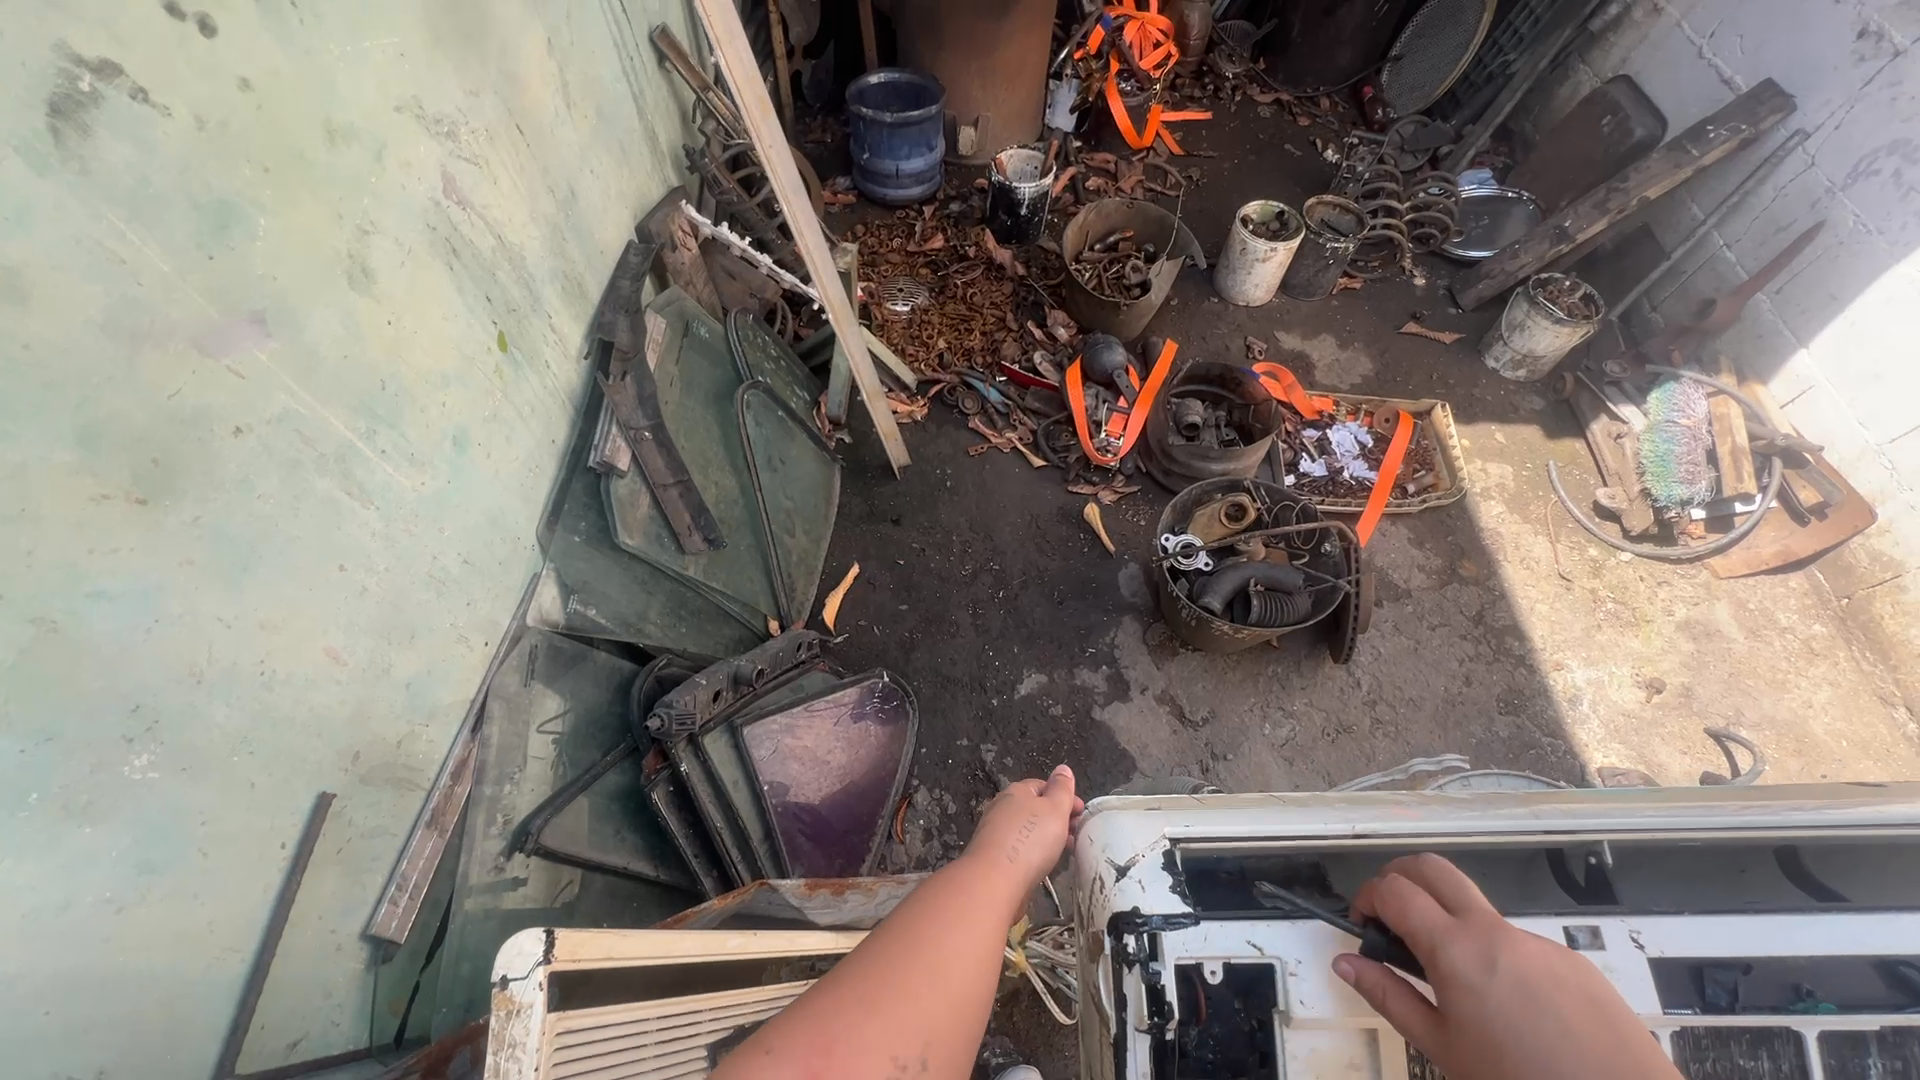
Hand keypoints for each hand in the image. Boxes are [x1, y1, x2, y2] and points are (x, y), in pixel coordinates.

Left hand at [960, 765, 1084, 902]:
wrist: (994, 881)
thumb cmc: (1030, 840)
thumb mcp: (1054, 808)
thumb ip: (1062, 789)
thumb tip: (1063, 768)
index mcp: (1016, 792)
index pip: (1043, 786)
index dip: (1065, 797)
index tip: (1082, 814)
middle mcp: (1002, 808)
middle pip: (1035, 809)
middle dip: (1058, 819)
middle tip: (1078, 834)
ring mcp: (995, 834)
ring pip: (1028, 831)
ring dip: (1048, 837)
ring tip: (1066, 851)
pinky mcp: (994, 858)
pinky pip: (1020, 850)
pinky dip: (1035, 854)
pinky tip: (1045, 865)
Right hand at [1334, 854, 1679, 1079]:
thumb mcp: (1442, 1049)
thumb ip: (1390, 997)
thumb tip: (1344, 962)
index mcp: (1455, 948)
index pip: (1393, 889)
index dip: (1367, 897)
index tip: (1362, 925)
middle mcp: (1493, 929)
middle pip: (1433, 868)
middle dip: (1399, 877)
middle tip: (1389, 916)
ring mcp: (1538, 941)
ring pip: (1477, 909)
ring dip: (1449, 922)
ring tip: (1457, 987)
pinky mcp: (1573, 961)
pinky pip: (1518, 943)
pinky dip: (1495, 956)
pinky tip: (1512, 1010)